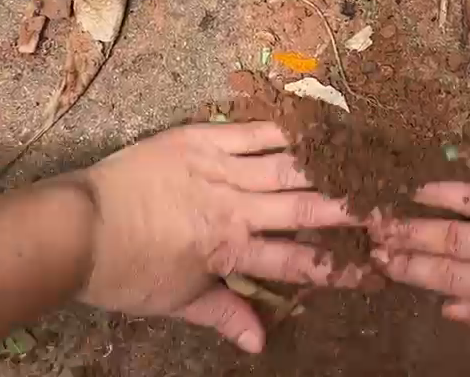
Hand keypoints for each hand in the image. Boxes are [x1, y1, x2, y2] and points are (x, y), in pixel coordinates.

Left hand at [70, 121, 355, 352]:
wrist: (79, 226)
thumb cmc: (126, 270)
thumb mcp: (176, 302)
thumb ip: (225, 315)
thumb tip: (262, 344)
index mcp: (230, 250)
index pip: (297, 262)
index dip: (339, 268)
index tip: (375, 270)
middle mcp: (235, 207)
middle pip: (305, 207)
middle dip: (351, 209)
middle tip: (390, 206)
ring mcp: (222, 168)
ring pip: (288, 165)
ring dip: (328, 165)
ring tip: (366, 160)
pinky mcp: (205, 138)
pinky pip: (255, 130)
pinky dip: (287, 128)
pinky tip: (316, 124)